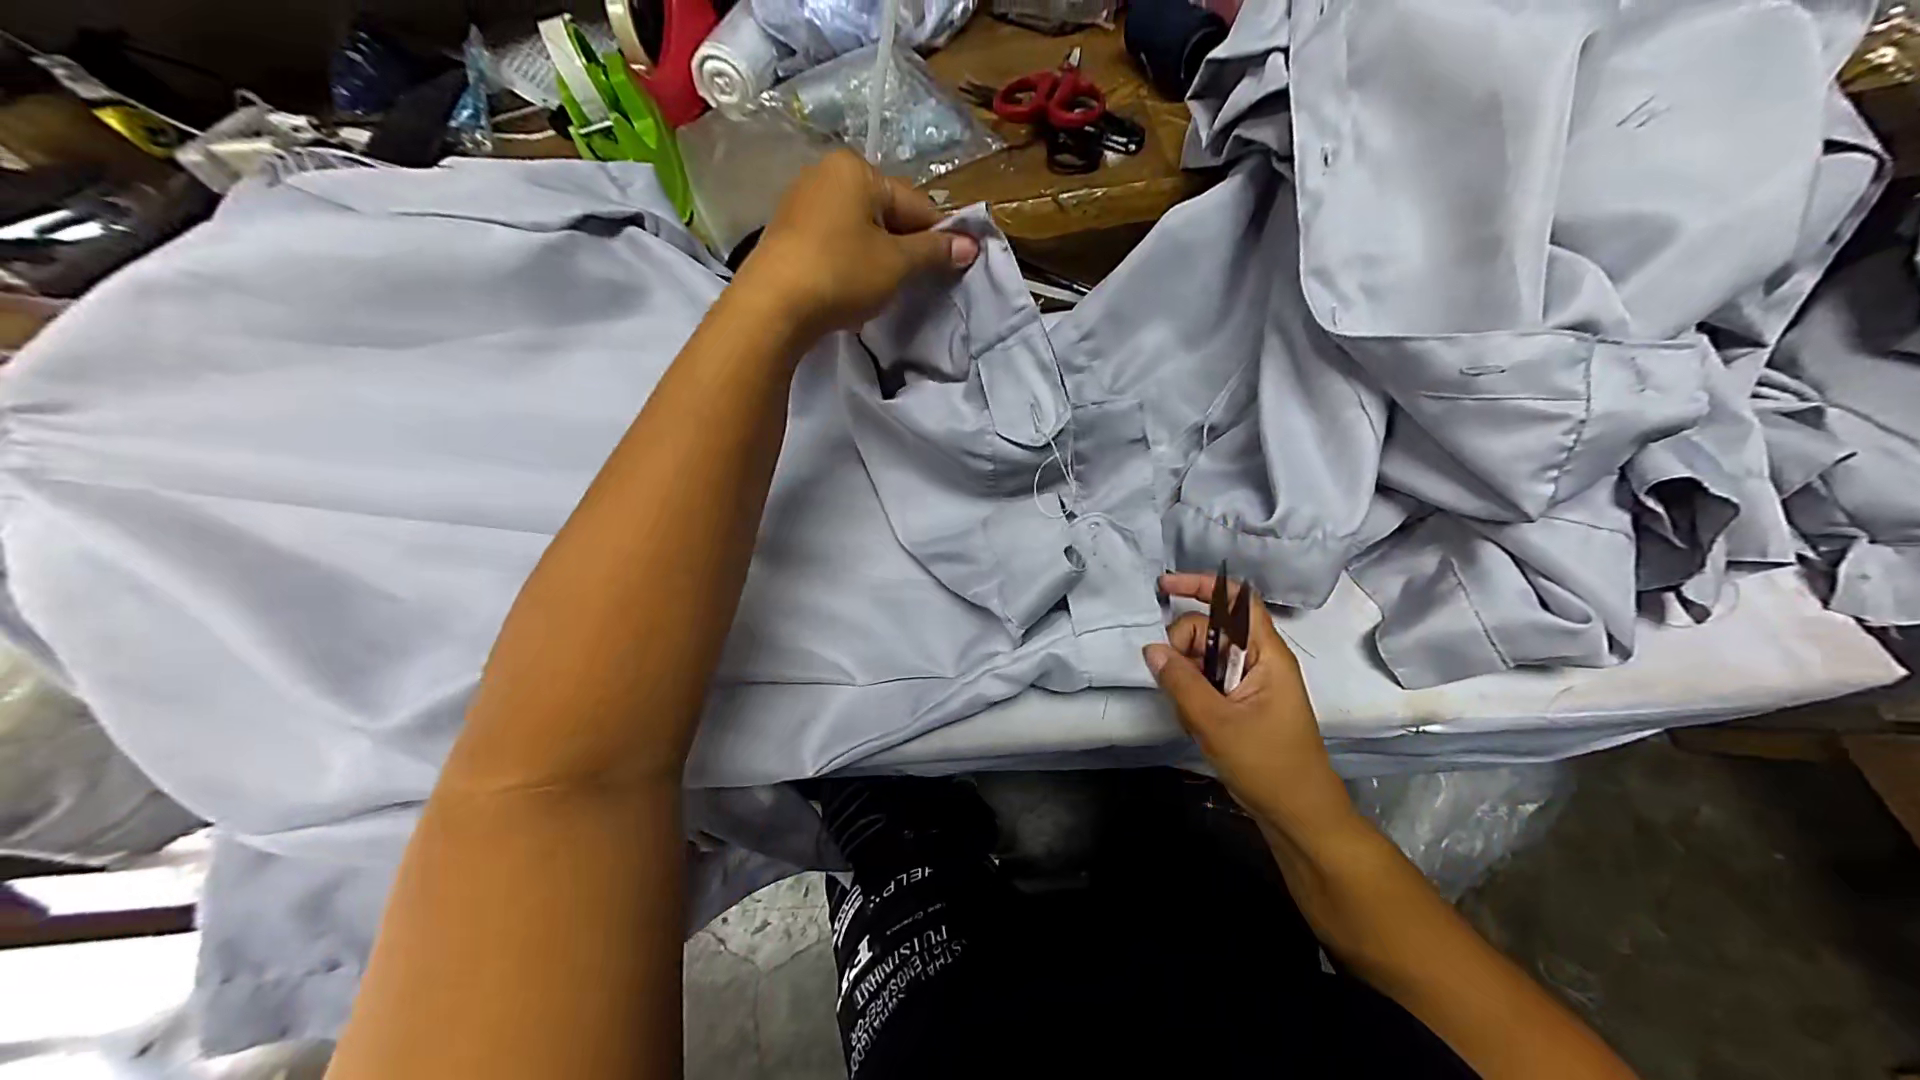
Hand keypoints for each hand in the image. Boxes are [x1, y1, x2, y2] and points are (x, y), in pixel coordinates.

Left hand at [731, 150, 980, 339]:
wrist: (772, 307)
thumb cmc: (841, 274)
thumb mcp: (896, 264)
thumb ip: (935, 251)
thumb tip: (971, 245)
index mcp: (856, 169)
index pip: (915, 202)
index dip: (937, 236)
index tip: (950, 267)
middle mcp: (825, 173)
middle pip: (885, 212)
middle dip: (903, 246)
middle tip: (913, 283)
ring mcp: (801, 201)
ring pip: (858, 228)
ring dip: (877, 255)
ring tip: (881, 288)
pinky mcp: (786, 232)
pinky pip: (833, 240)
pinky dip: (849, 260)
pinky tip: (851, 285)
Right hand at [1144, 572, 1360, 845]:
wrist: (1298, 814)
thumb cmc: (1267, 765)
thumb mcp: (1216, 722)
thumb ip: (1181, 682)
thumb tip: (1151, 649)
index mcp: (1267, 655)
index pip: (1236, 601)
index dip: (1202, 586)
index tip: (1164, 586)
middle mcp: (1258, 660)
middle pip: (1210, 630)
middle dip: (1184, 648)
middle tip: (1175, 682)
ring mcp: (1248, 682)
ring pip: (1203, 658)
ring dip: (1186, 678)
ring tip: (1192, 715)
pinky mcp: (1239, 702)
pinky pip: (1206, 682)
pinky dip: (1192, 695)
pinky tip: (1195, 723)